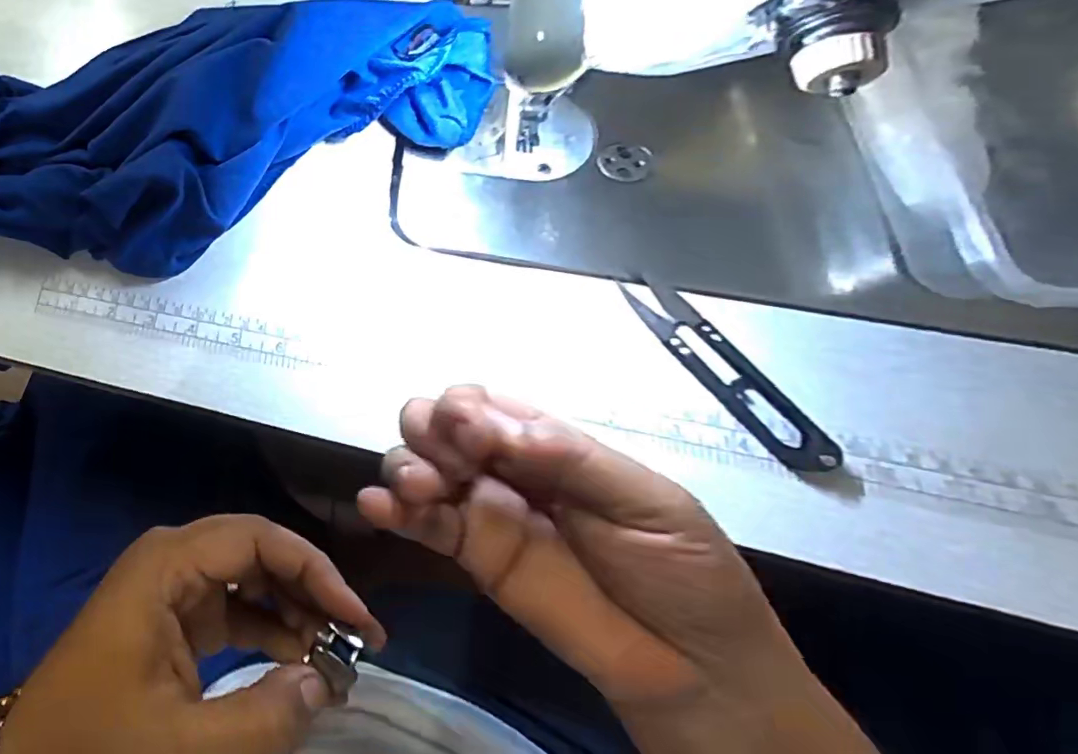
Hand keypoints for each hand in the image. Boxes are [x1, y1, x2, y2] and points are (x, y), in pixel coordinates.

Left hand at [0, 514, 386, 753]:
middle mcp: (170, 560)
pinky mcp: (167, 620)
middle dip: (309, 587)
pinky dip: (267, 630)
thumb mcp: (184, 748)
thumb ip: (266, 717)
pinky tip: (296, 659)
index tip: (357, 618)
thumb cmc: (98, 748)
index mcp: (167, 562)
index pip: (258, 538)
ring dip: (292, 610)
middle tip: (356, 634)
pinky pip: (231, 608)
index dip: (314, 570)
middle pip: (256, 551)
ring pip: (247, 578)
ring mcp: (167, 589)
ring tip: (334, 652)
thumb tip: (326, 682)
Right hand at [357, 386, 872, 753]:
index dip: (468, 404)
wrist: (698, 675)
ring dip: (407, 464)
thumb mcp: (647, 500)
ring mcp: (485, 512)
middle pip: (444, 426)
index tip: (470, 427)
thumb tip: (501, 431)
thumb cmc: (686, 572)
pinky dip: (392, 510)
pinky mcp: (472, 558)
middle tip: (449, 456)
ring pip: (423, 467)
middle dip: (430, 426)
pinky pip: (422, 524)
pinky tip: (379, 507)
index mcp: (550, 443)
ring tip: (417, 487)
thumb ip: (573, 459)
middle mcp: (507, 467)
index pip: (490, 403)